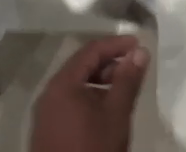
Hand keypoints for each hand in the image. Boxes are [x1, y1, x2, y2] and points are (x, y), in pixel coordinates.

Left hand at [30, 35, 148, 151]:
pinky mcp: (47, 131)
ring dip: (100, 81)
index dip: (116, 44)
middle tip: (133, 67)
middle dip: (108, 62)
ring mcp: (45, 113)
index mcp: (62, 84)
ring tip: (122, 89)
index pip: (91, 50)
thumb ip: (128, 80)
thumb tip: (139, 51)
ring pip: (75, 85)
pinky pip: (69, 102)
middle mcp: (49, 94)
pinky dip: (89, 97)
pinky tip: (105, 111)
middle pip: (80, 65)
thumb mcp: (116, 114)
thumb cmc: (92, 149)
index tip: (139, 44)